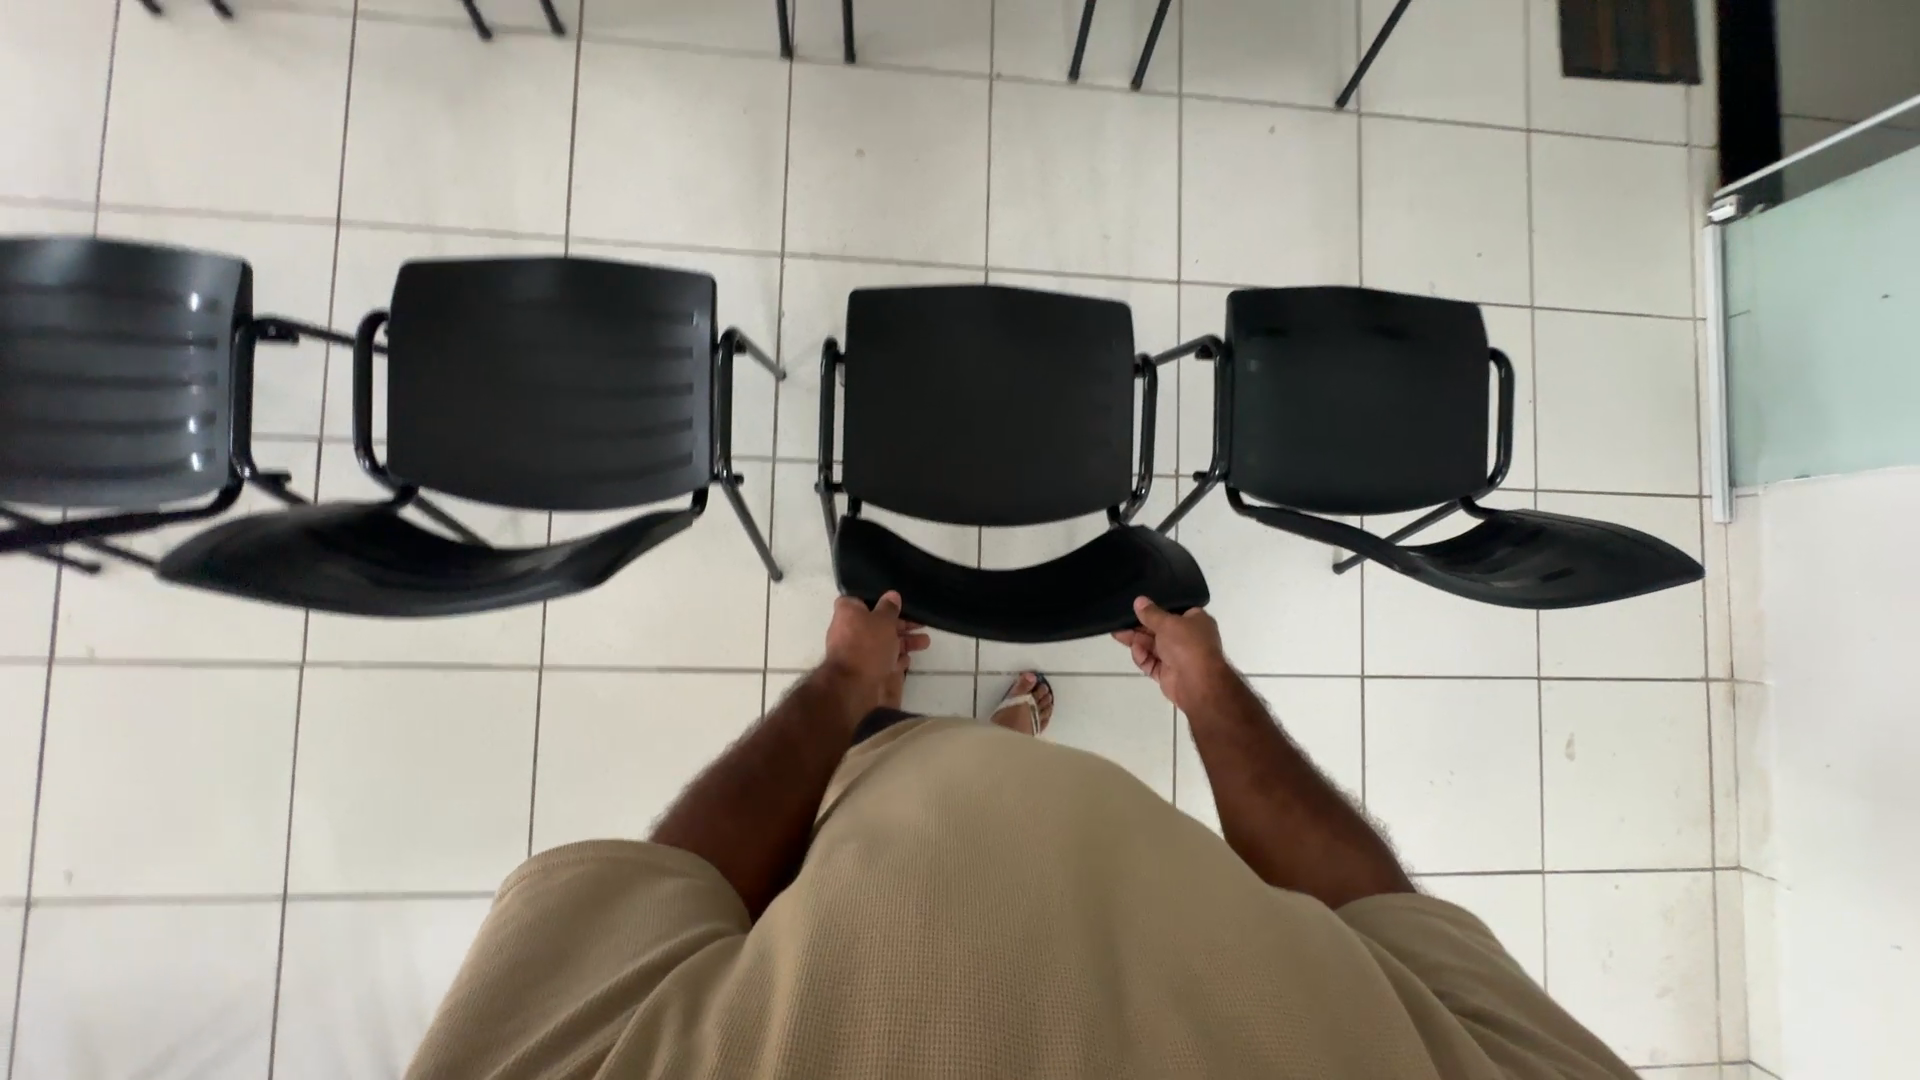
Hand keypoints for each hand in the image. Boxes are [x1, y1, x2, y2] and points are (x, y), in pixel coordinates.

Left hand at [823, 591, 928, 694]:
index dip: (881, 599)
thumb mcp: (883, 621)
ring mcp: (855, 650)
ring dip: (904, 641)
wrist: (852, 686)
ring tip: (925, 642)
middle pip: (878, 622)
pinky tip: (909, 659)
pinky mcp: (863, 669)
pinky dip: (895, 658)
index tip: (898, 602)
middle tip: (921, 623)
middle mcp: (848, 629)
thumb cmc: (867, 645)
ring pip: (883, 641)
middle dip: (901, 623)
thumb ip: (889, 608)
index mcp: (848, 611)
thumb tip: (892, 595)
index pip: (863, 598)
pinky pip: (882, 659)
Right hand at [1112, 597, 1233, 714]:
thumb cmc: (1187, 644)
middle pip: (1159, 630)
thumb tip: (1139, 601)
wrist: (1197, 683)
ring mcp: (1178, 657)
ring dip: (1136, 640)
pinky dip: (1143, 657)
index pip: (1175, 611)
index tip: (1138, 606)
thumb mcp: (1168, 622)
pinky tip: (1135, 650)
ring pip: (1153, 646)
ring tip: (1117, 633)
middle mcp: (1188, 638)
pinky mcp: (1168, 673)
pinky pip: (1152, 662)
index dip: (1156, 609)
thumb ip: (1151, 613)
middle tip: (1120, 621)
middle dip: (1139, 627)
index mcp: (1196, 622)